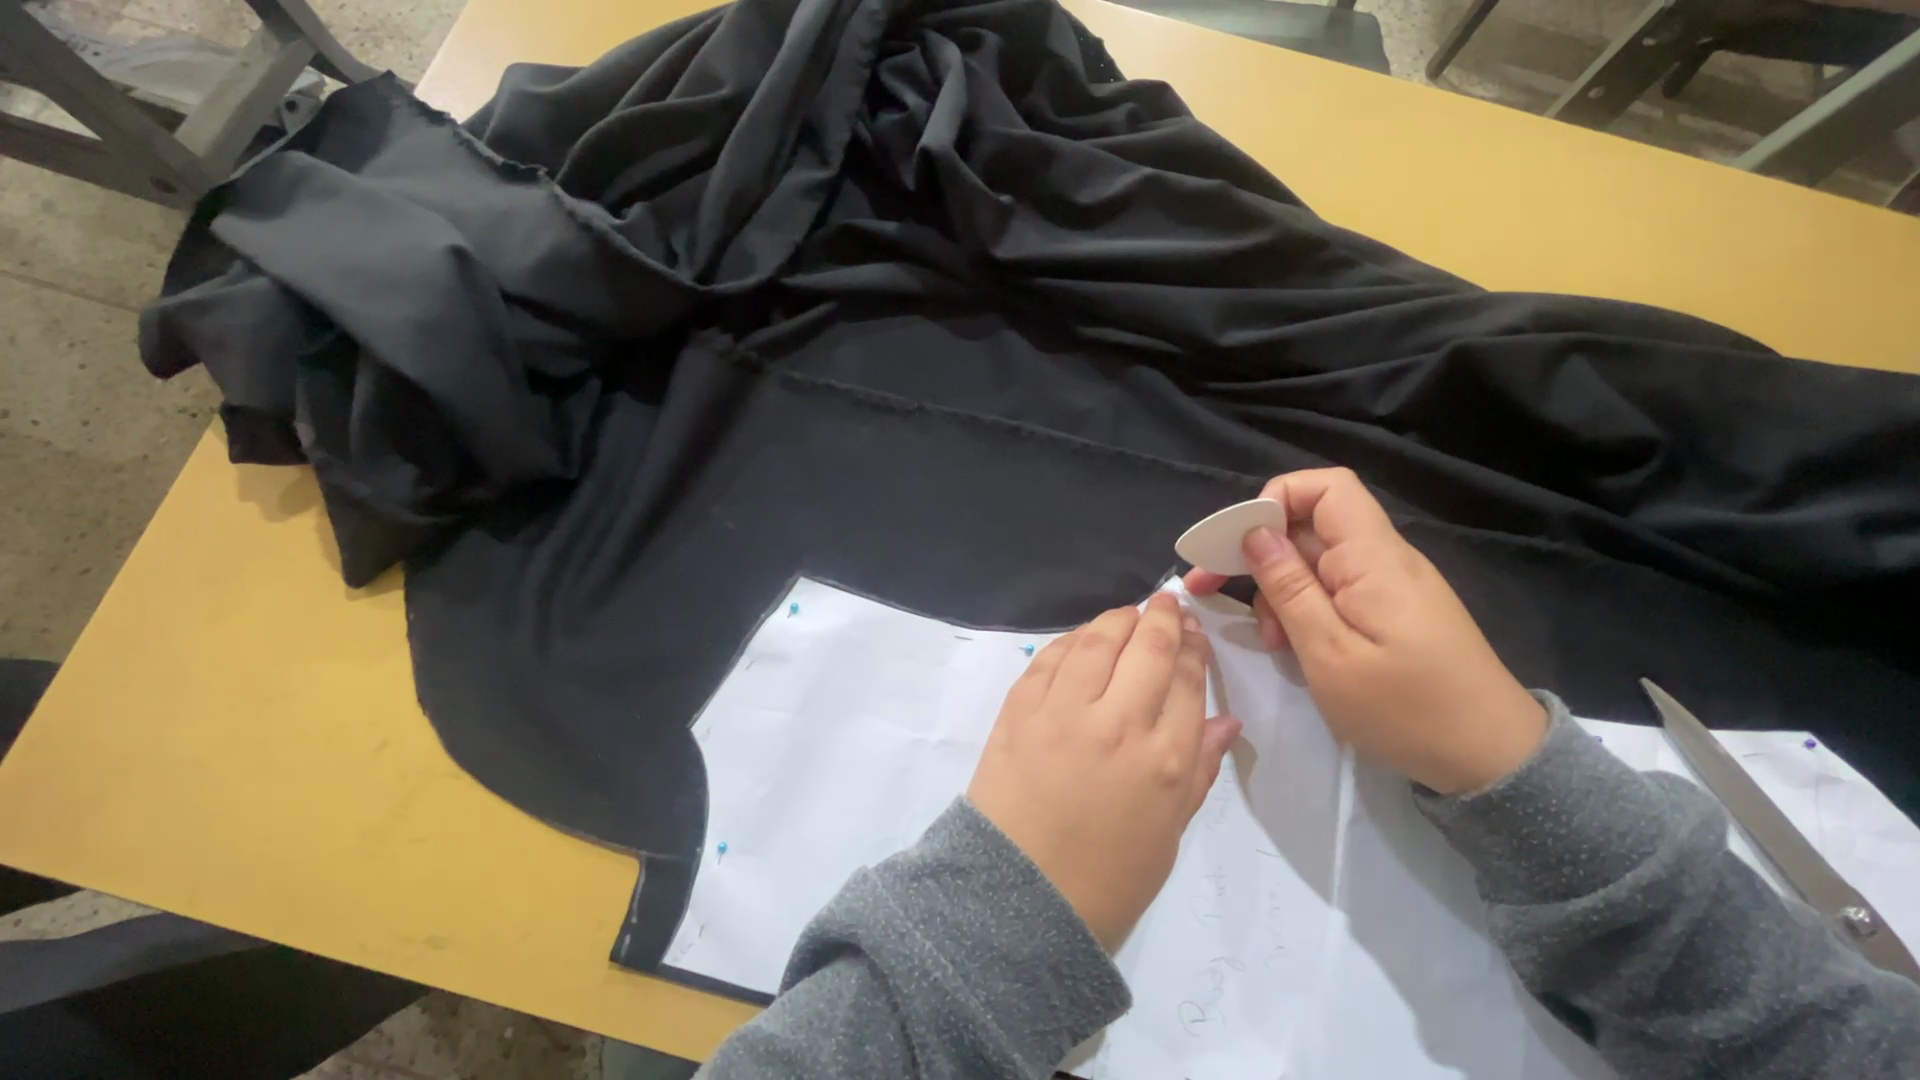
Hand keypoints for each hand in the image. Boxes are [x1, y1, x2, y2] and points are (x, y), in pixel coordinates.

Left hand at [967, 593, 1241, 949]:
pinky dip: (1073, 639)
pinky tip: (1083, 639)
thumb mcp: (1170, 832)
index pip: (1186, 679)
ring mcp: (1063, 710)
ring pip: (1098, 640)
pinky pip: (1051, 656)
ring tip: (1128, 614)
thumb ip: (1200, 769)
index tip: (1193, 630)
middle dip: (1162, 617)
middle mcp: (1118, 721)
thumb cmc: (1107, 878)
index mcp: (1165, 758)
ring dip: (1118, 619)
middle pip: (1147, 648)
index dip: (1192, 646)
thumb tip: (1227, 720)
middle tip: (1166, 604)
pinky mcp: (1020, 708)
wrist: (1020, 896)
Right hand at [1185, 468, 1544, 794]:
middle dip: (1257, 551)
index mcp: (1373, 558)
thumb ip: (1289, 588)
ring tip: (1268, 639)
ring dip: (1278, 590)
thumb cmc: (1406, 709)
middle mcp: (1382, 559)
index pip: (1326, 488)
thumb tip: (1256, 532)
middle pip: (1311, 526)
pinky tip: (1292, 646)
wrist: (1490, 758)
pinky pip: (1334, 591)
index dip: (1276, 499)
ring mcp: (1388, 587)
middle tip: (1208, 588)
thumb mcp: (1329, 653)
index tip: (1238, 543)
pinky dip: (1302, 610)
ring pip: (1316, 562)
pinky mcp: (1390, 612)